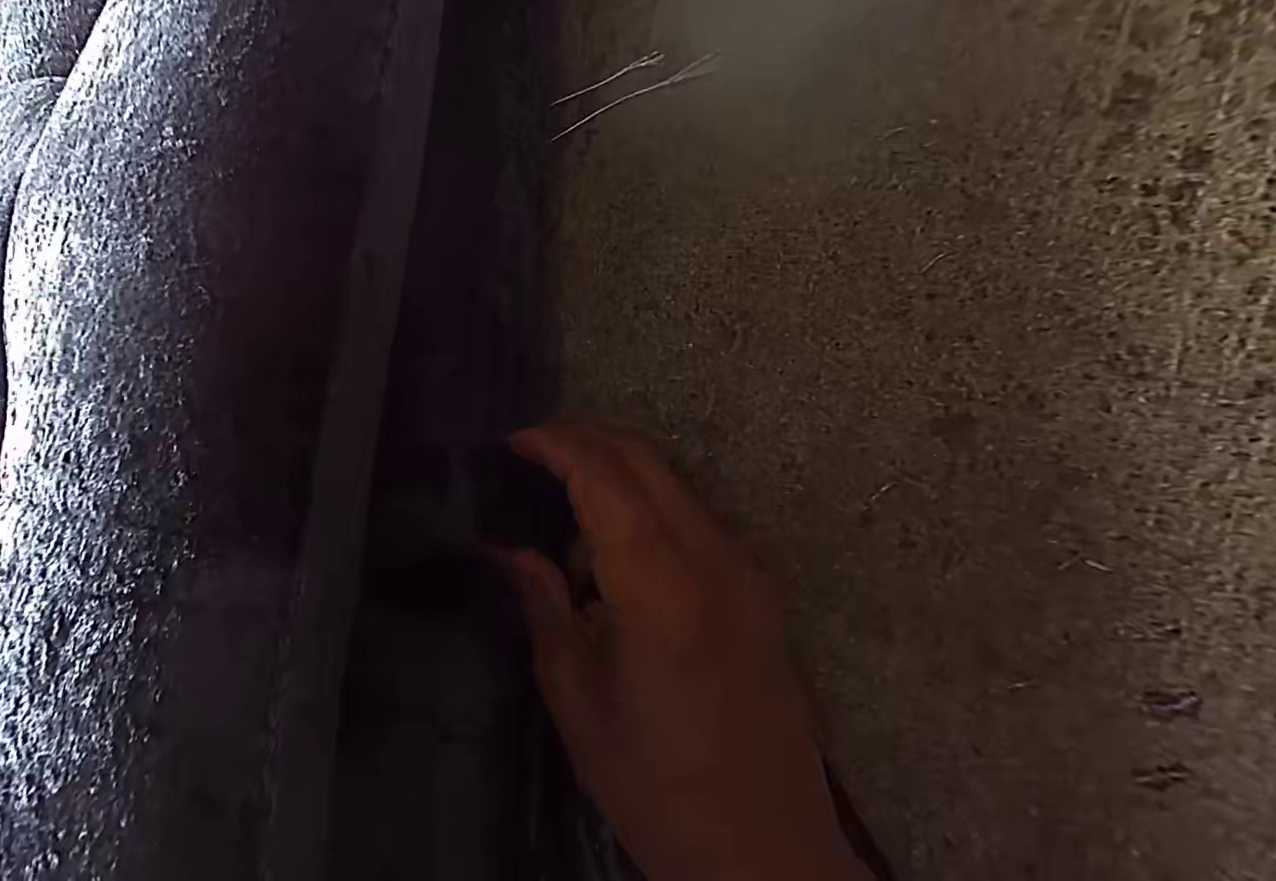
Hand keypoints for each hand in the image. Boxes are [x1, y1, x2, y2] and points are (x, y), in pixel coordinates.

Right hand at [506, 422, 866, 880]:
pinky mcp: (759, 581)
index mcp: (664, 591)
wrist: (768, 851)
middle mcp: (716, 558)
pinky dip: (646, 493)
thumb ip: (543, 606)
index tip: (515, 442)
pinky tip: (614, 528)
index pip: (607, 480)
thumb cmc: (657, 785)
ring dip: (617, 460)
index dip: (557, 445)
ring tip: (565, 479)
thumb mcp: (578, 700)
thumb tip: (507, 549)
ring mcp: (747, 566)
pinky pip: (694, 508)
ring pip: (674, 475)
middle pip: (645, 458)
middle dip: (585, 436)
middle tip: (534, 449)